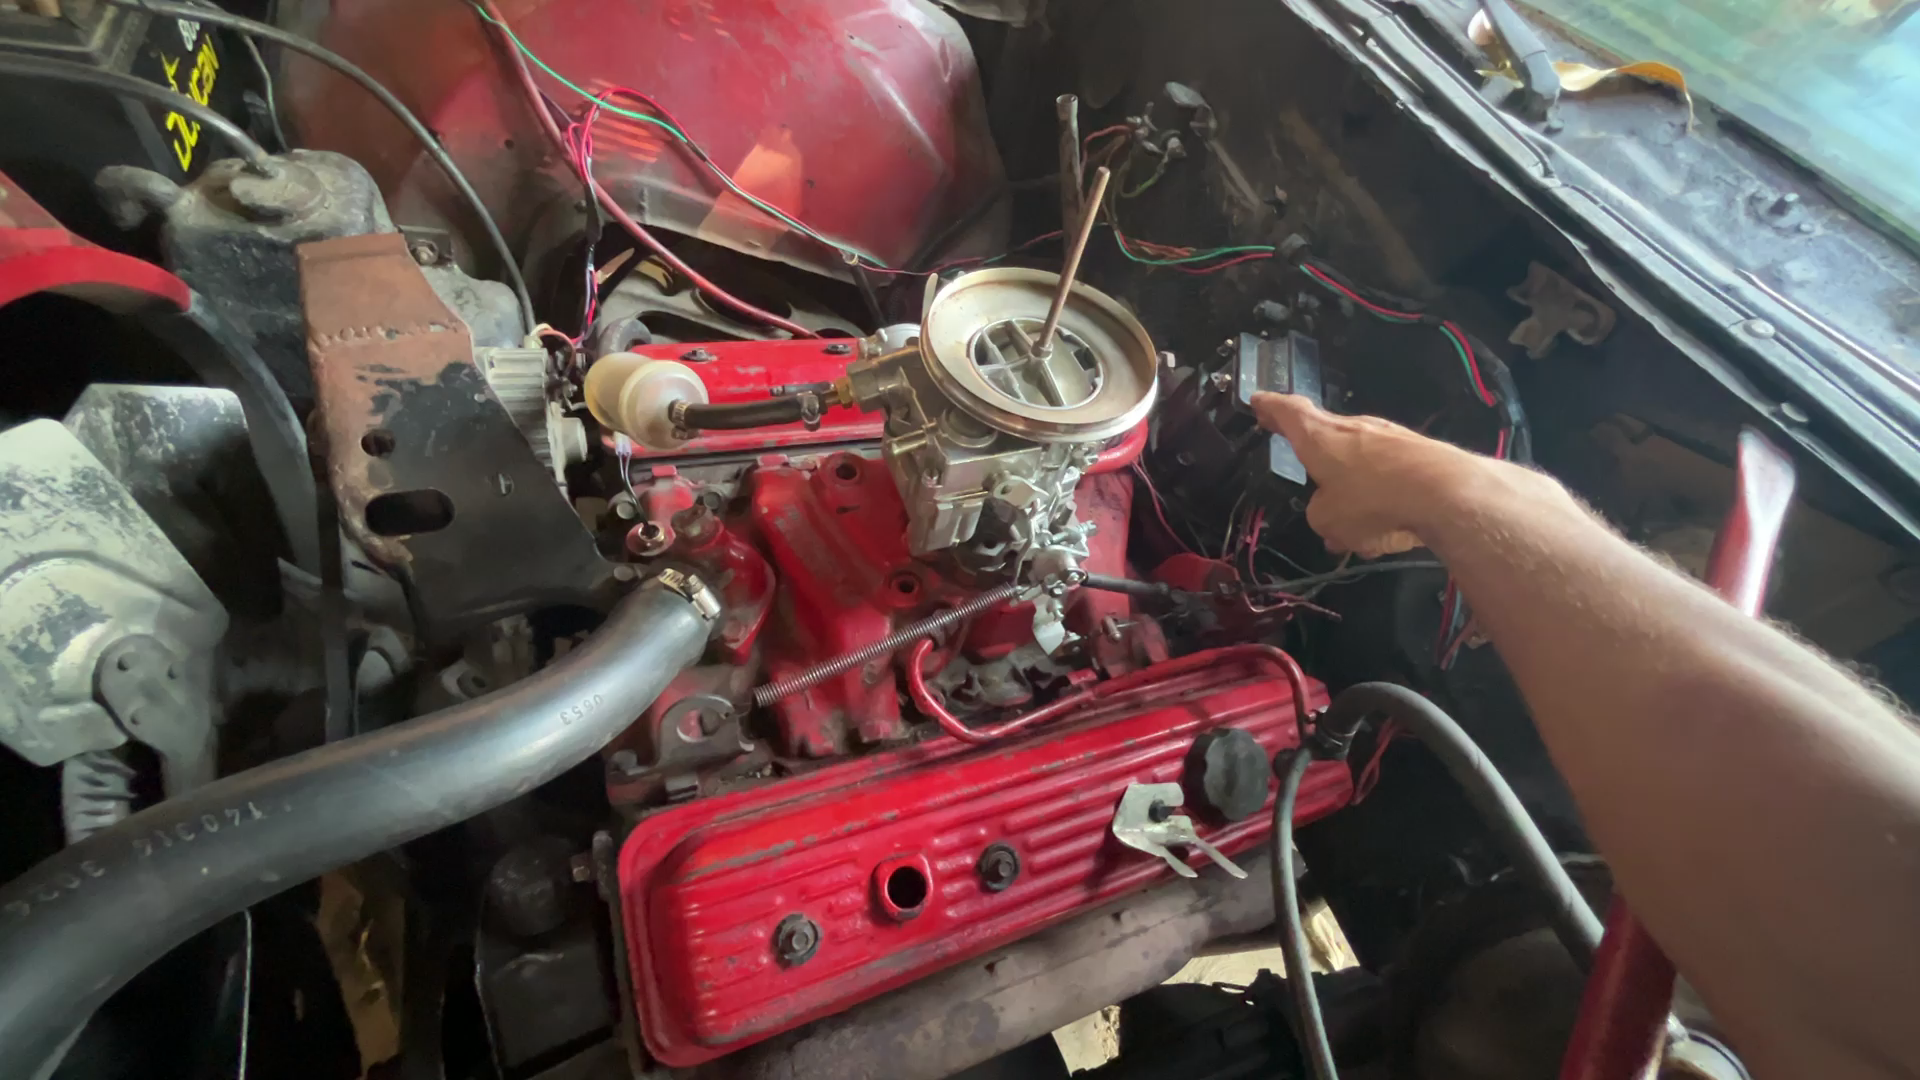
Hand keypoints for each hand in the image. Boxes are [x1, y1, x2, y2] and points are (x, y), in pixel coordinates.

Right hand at [1250, 393, 1477, 556]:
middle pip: (1325, 430)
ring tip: (1349, 514)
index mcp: (1320, 437)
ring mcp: (1390, 437)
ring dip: (1349, 479)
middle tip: (1298, 452)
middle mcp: (1354, 429)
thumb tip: (1330, 515)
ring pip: (1358, 456)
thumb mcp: (1326, 520)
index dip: (1271, 407)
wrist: (1450, 494)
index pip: (1289, 412)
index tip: (1258, 400)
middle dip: (1311, 445)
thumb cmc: (1372, 501)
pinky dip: (1380, 492)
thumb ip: (1319, 514)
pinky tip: (1386, 524)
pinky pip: (1388, 473)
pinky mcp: (1420, 453)